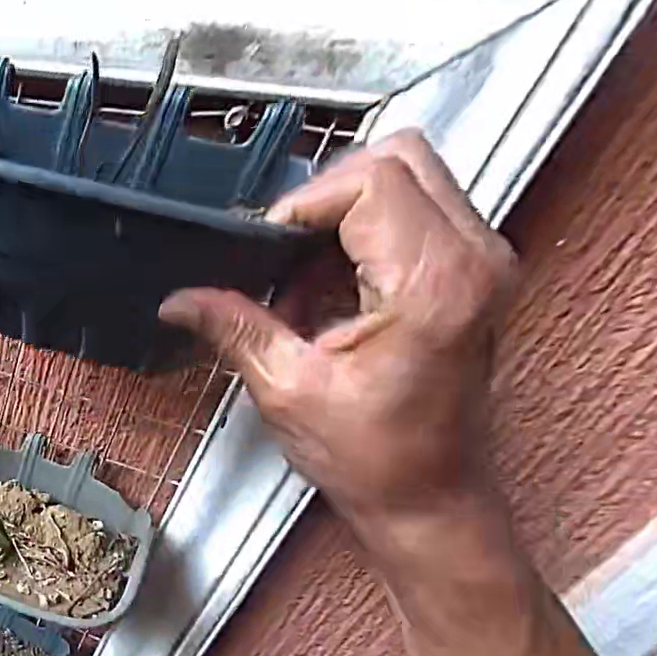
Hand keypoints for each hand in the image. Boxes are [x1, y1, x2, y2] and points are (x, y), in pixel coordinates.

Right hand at [160, 130, 517, 541]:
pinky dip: (356, 240)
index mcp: (433, 284)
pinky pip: (410, 215)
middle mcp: (473, 258)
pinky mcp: (467, 274)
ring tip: (302, 287)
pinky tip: (325, 296)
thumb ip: (233, 327)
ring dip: (338, 221)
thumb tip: (178, 300)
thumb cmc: (373, 455)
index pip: (371, 182)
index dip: (301, 205)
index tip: (264, 251)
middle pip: (397, 161)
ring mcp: (478, 262)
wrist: (427, 494)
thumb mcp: (285, 387)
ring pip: (406, 180)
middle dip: (321, 200)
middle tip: (280, 256)